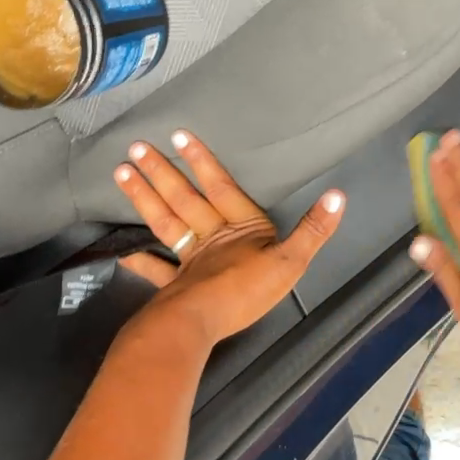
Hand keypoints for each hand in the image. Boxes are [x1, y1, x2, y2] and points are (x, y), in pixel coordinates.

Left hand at [114, 129, 344, 347]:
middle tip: (136, 147)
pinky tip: (122, 250)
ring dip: (144, 198)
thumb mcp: (291, 260)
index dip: (202, 162)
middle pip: (184, 199)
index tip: (179, 136)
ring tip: (121, 174)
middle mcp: (210, 237)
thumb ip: (314, 229)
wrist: (202, 324)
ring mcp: (188, 262)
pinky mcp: (174, 287)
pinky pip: (155, 270)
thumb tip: (338, 195)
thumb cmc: (246, 291)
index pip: (220, 187)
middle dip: (163, 172)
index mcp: (240, 228)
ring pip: (165, 222)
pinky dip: (138, 259)